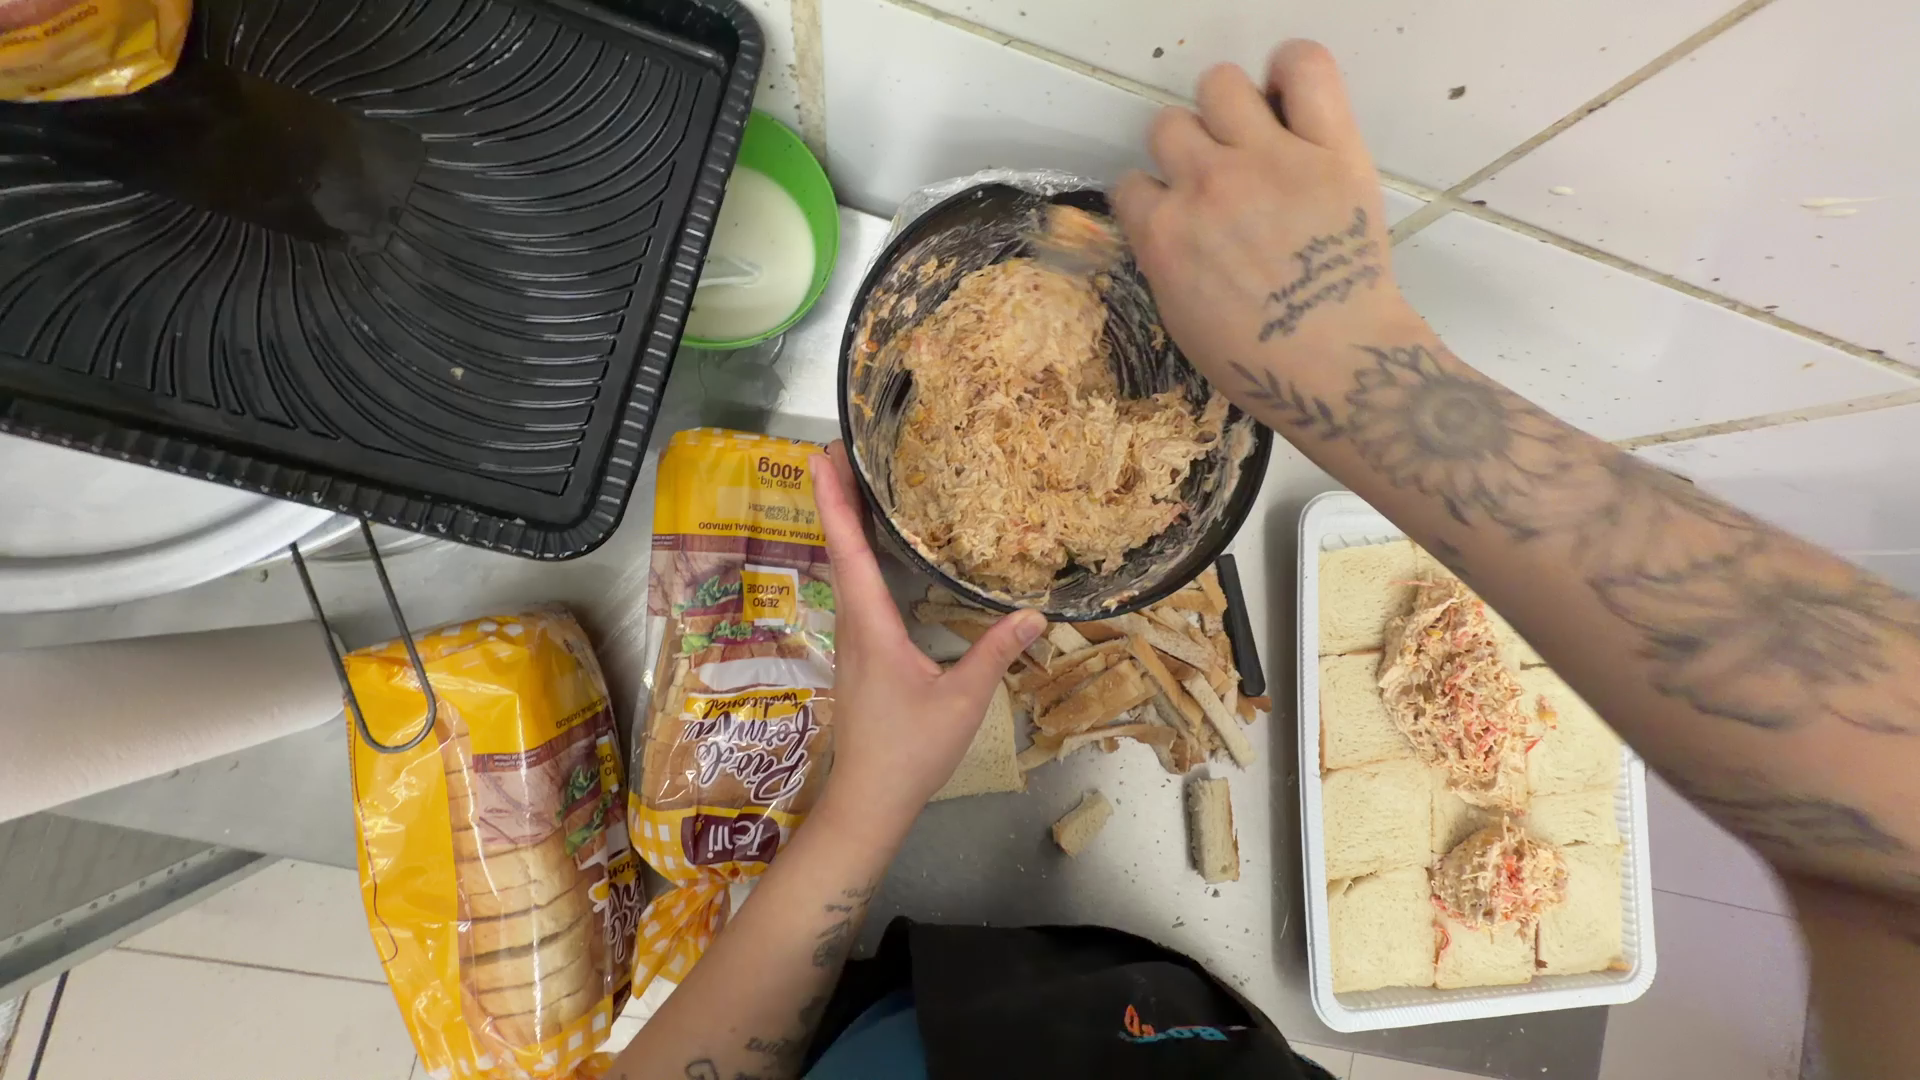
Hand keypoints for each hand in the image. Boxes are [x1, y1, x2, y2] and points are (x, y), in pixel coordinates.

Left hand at [806, 442, 1044, 845]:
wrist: (871, 798)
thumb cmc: (911, 749)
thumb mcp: (963, 700)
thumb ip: (995, 653)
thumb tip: (1035, 613)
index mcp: (871, 625)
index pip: (849, 552)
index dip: (835, 503)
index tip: (819, 459)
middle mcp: (853, 623)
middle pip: (839, 549)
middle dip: (835, 498)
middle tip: (834, 451)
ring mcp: (852, 638)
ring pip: (842, 569)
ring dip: (842, 524)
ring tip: (849, 484)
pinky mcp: (859, 652)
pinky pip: (853, 589)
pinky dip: (855, 555)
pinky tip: (870, 550)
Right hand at [1113, 41, 1420, 398]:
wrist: (1332, 363)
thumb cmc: (1250, 360)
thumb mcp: (1180, 319)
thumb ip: (1164, 262)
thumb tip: (1168, 228)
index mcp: (1163, 235)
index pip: (1129, 185)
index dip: (1147, 198)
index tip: (1168, 212)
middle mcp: (1204, 185)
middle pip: (1166, 126)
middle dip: (1180, 151)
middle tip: (1209, 177)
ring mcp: (1266, 159)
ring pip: (1220, 84)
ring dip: (1224, 107)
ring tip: (1247, 134)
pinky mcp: (1329, 145)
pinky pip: (1305, 67)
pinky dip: (1290, 69)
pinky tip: (1287, 92)